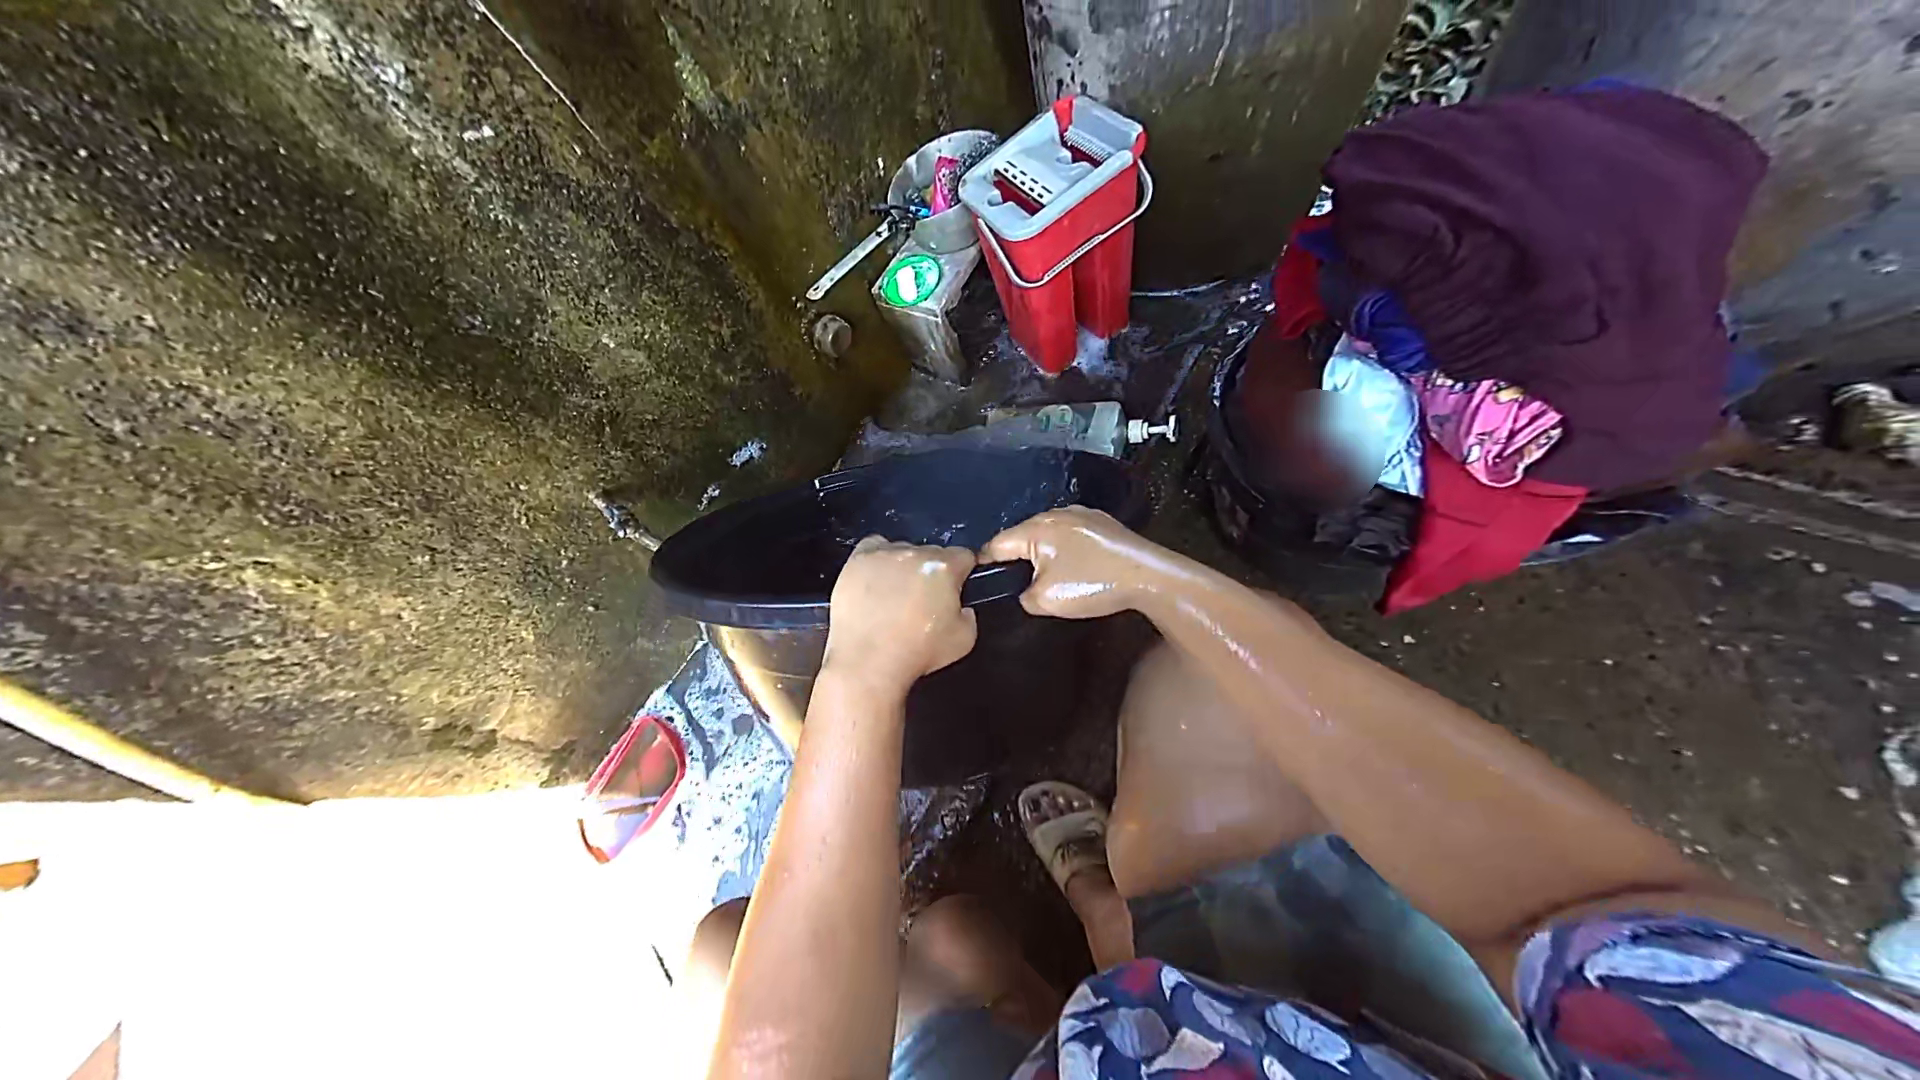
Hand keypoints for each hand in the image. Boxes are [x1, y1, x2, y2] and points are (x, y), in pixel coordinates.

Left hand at [822, 536, 977, 692]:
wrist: (868, 661)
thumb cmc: (917, 652)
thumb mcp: (964, 641)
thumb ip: (969, 616)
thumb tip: (963, 609)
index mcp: (945, 568)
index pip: (963, 555)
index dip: (962, 570)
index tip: (956, 584)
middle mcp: (915, 553)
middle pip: (932, 552)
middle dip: (932, 571)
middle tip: (924, 598)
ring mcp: (883, 554)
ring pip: (902, 550)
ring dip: (904, 566)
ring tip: (895, 594)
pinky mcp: (857, 561)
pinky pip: (872, 548)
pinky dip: (877, 559)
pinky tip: (876, 580)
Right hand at [982, 506, 1176, 619]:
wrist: (1148, 577)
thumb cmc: (1093, 584)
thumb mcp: (1045, 600)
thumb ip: (1022, 595)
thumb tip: (1025, 590)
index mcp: (1035, 528)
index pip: (995, 545)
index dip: (985, 565)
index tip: (985, 583)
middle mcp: (1055, 513)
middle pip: (1022, 537)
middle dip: (1018, 559)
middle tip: (1021, 586)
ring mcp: (1081, 514)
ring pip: (1048, 534)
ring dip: (1044, 554)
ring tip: (1053, 580)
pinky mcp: (1101, 521)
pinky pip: (1071, 534)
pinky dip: (1068, 550)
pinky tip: (1079, 568)